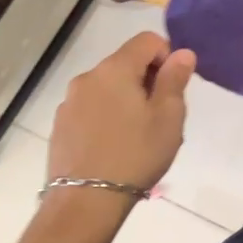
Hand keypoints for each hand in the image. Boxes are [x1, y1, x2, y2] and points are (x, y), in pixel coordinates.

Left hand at [48, 32, 194, 192]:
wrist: (86, 202)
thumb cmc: (136, 153)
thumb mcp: (168, 116)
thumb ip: (175, 79)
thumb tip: (182, 53)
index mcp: (114, 70)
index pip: (147, 40)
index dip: (167, 57)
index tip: (173, 88)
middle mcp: (87, 78)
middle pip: (126, 63)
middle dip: (148, 80)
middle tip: (160, 115)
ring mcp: (69, 103)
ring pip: (109, 87)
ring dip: (128, 99)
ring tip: (138, 134)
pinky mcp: (60, 125)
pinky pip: (93, 107)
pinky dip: (108, 115)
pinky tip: (115, 145)